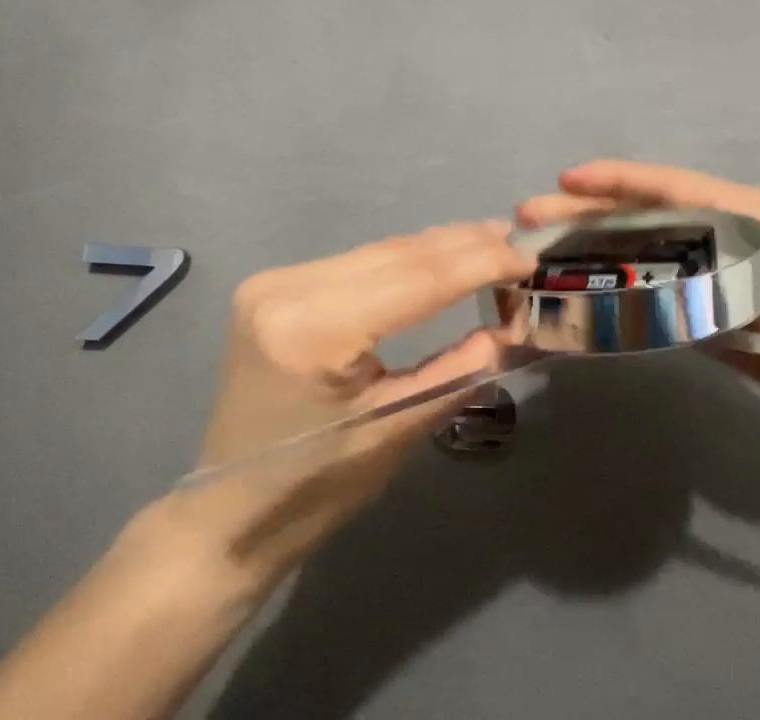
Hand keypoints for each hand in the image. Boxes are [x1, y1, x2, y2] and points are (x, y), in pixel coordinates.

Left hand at [122, 220, 534, 593]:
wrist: (230, 513)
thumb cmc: (315, 489)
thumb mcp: (397, 432)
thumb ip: (458, 370)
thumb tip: (512, 326)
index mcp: (312, 330)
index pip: (416, 279)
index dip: (479, 263)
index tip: (529, 259)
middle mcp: (286, 290)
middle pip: (396, 255)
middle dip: (463, 247)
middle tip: (519, 245)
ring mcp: (273, 284)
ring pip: (377, 254)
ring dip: (436, 251)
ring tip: (493, 246)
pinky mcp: (273, 289)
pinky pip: (355, 266)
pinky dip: (403, 264)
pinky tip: (438, 262)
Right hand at [516, 161, 759, 415]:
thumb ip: (707, 273)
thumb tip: (637, 282)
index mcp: (732, 210)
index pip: (661, 186)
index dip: (611, 180)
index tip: (563, 179)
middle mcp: (715, 230)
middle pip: (639, 214)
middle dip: (585, 214)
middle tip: (530, 217)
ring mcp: (710, 267)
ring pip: (639, 249)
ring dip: (593, 248)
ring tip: (544, 252)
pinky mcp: (709, 302)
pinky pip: (652, 285)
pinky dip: (616, 284)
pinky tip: (584, 290)